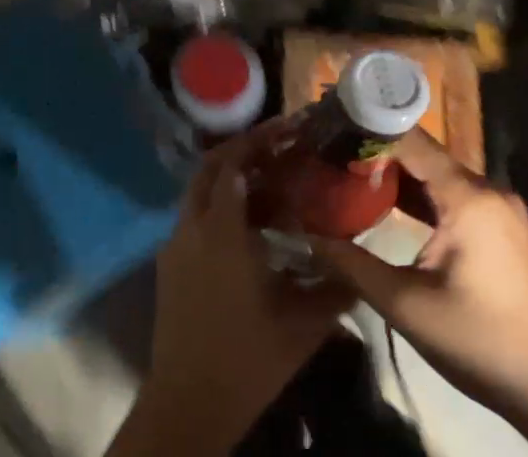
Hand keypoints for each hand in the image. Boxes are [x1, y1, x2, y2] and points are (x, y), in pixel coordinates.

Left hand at [110, 127, 351, 456]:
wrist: (189, 398)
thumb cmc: (249, 358)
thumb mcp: (304, 323)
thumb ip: (335, 285)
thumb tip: (358, 259)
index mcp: (220, 232)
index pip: (232, 166)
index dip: (258, 141)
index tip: (288, 129)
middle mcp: (190, 228)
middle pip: (208, 170)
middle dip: (241, 151)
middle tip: (280, 148)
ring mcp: (174, 246)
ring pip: (197, 194)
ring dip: (229, 181)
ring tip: (272, 185)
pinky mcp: (169, 264)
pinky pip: (194, 219)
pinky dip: (218, 208)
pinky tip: (250, 228)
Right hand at [308, 130, 527, 456]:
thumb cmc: (477, 339)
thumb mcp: (402, 302)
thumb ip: (348, 262)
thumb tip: (302, 236)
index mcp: (469, 198)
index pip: (409, 141)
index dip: (365, 131)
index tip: (323, 130)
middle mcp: (489, 192)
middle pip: (422, 155)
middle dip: (373, 153)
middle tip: (324, 154)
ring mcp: (500, 212)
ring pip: (435, 176)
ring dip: (393, 176)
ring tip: (342, 174)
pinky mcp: (501, 231)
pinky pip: (451, 198)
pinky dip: (416, 196)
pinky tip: (382, 204)